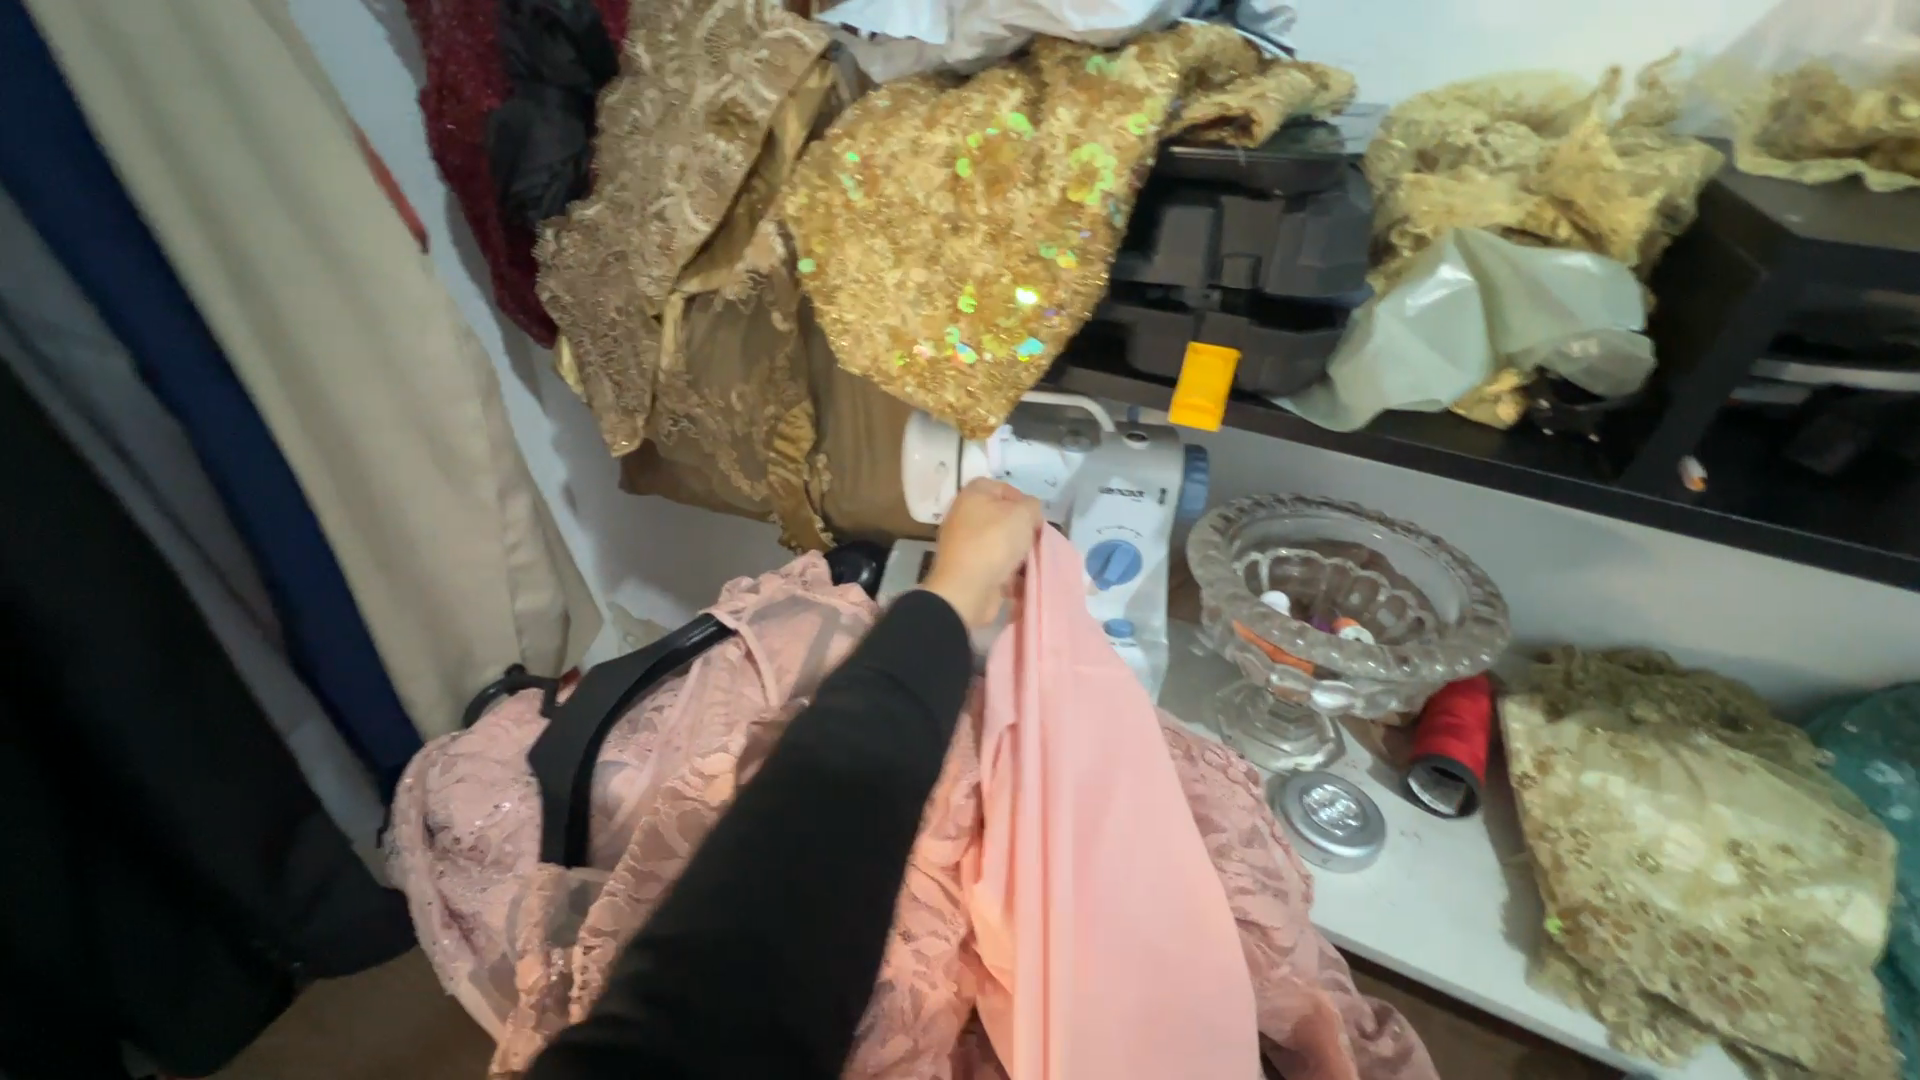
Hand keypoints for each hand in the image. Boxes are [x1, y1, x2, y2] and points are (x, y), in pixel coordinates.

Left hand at [920, 479, 1043, 629]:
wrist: (967, 590)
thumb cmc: (994, 542)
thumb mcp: (1023, 514)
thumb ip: (1032, 506)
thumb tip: (1029, 514)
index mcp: (972, 495)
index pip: (1001, 487)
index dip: (1021, 499)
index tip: (1035, 517)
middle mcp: (964, 516)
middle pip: (1001, 517)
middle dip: (1021, 529)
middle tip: (1034, 540)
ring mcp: (964, 545)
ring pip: (1000, 543)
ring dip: (1017, 553)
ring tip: (1029, 562)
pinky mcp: (968, 569)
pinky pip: (994, 566)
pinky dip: (1007, 572)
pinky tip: (1019, 580)